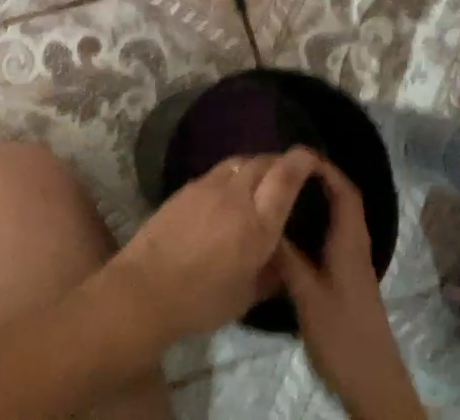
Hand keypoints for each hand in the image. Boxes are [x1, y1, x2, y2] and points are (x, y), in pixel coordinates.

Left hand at [104, 148, 315, 345]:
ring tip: (261, 182)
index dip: (302, 162)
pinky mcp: (184, 189)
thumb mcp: (248, 295)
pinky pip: (216, 173)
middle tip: (290, 175)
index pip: (284, 178)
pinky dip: (231, 176)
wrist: (146, 287)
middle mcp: (234, 197)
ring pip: (237, 163)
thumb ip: (272, 272)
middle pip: (262, 162)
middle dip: (280, 162)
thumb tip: (284, 257)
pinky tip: (230, 195)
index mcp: (257, 224)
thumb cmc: (202, 300)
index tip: (313, 159)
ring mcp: (205, 188)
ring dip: (254, 167)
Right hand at [274, 155, 423, 419]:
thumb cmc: (343, 335)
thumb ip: (285, 257)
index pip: (345, 193)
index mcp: (350, 245)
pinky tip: (283, 232)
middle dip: (315, 179)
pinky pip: (327, 239)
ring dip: (312, 201)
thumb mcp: (307, 295)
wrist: (373, 384)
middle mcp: (354, 249)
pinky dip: (309, 225)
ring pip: (334, 221)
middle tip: (279, 167)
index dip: (325, 169)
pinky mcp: (343, 281)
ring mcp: (350, 266)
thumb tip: (259, 219)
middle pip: (341, 202)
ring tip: (276, 191)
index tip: (295, 153)